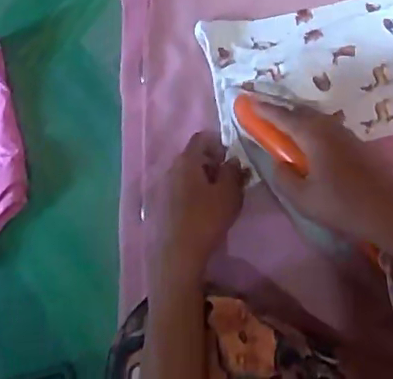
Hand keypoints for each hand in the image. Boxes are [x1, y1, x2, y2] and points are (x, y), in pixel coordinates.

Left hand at [149, 131, 244, 280]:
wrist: (177, 254)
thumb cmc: (206, 219)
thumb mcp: (228, 194)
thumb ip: (233, 172)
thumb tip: (232, 159)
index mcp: (187, 159)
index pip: (202, 137)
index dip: (218, 143)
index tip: (230, 160)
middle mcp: (171, 166)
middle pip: (193, 155)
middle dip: (211, 162)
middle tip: (227, 179)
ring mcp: (162, 185)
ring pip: (185, 173)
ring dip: (201, 179)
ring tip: (216, 197)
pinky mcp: (159, 204)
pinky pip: (178, 188)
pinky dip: (190, 192)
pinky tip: (200, 210)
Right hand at [247, 97, 392, 246]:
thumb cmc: (344, 205)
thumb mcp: (304, 198)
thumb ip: (283, 177)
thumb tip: (277, 163)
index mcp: (311, 133)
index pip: (280, 115)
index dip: (261, 108)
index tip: (245, 100)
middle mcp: (326, 125)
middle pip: (296, 110)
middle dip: (277, 108)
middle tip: (260, 108)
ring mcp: (343, 132)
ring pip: (311, 117)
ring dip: (294, 117)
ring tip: (280, 122)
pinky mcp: (355, 142)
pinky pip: (323, 125)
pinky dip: (308, 126)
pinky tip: (307, 139)